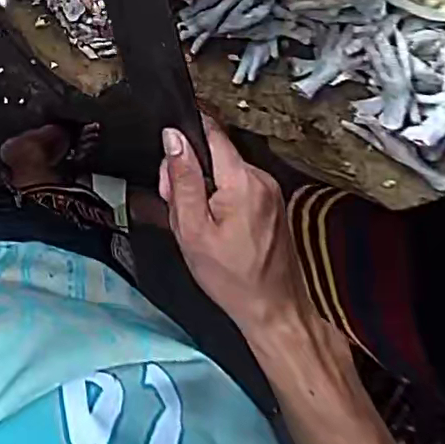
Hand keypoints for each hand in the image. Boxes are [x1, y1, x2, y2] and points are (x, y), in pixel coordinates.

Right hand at [159, 115, 310, 334]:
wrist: (275, 312)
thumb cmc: (231, 276)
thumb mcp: (191, 227)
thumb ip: (182, 177)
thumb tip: (172, 137)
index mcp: (243, 182)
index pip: (211, 131)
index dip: (183, 135)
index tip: (168, 155)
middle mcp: (262, 180)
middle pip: (211, 151)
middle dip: (186, 169)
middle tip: (176, 202)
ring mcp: (270, 191)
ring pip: (220, 167)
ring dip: (199, 184)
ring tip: (193, 218)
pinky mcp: (270, 202)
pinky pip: (233, 182)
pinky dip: (215, 195)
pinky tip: (209, 221)